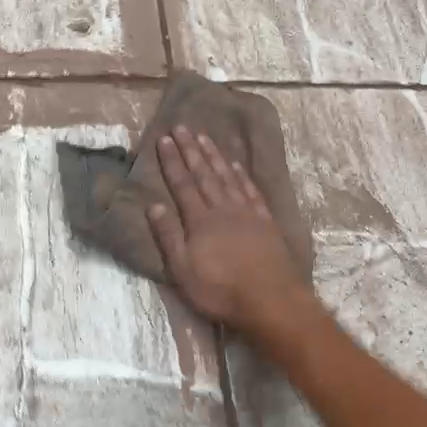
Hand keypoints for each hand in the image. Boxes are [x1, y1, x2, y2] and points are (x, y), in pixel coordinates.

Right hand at [148, 125, 313, 334]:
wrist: (272, 300)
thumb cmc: (220, 291)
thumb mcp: (183, 270)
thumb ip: (168, 236)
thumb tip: (154, 205)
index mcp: (200, 220)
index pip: (182, 184)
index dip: (172, 161)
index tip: (164, 139)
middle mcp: (223, 209)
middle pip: (204, 174)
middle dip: (191, 150)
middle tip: (182, 127)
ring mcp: (247, 213)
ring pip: (227, 176)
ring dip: (214, 156)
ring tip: (204, 137)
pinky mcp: (266, 221)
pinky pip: (250, 190)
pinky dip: (242, 174)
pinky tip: (236, 164)